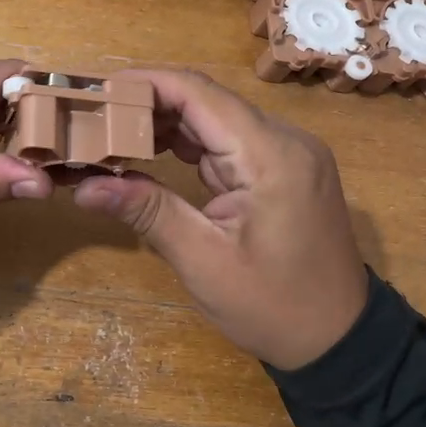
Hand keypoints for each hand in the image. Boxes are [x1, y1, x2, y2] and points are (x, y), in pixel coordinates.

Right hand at [71, 69, 367, 370]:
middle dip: (146, 104)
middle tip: (92, 116)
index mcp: (271, 155)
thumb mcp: (204, 262)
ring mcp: (285, 152)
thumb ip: (147, 212)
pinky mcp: (280, 168)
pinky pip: (224, 140)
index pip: (198, 93)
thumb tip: (83, 187)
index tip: (96, 90)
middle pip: (204, 100)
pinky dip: (184, 143)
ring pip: (212, 117)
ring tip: (108, 132)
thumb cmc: (275, 307)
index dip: (145, 83)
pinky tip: (146, 151)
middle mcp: (283, 139)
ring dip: (162, 122)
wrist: (342, 343)